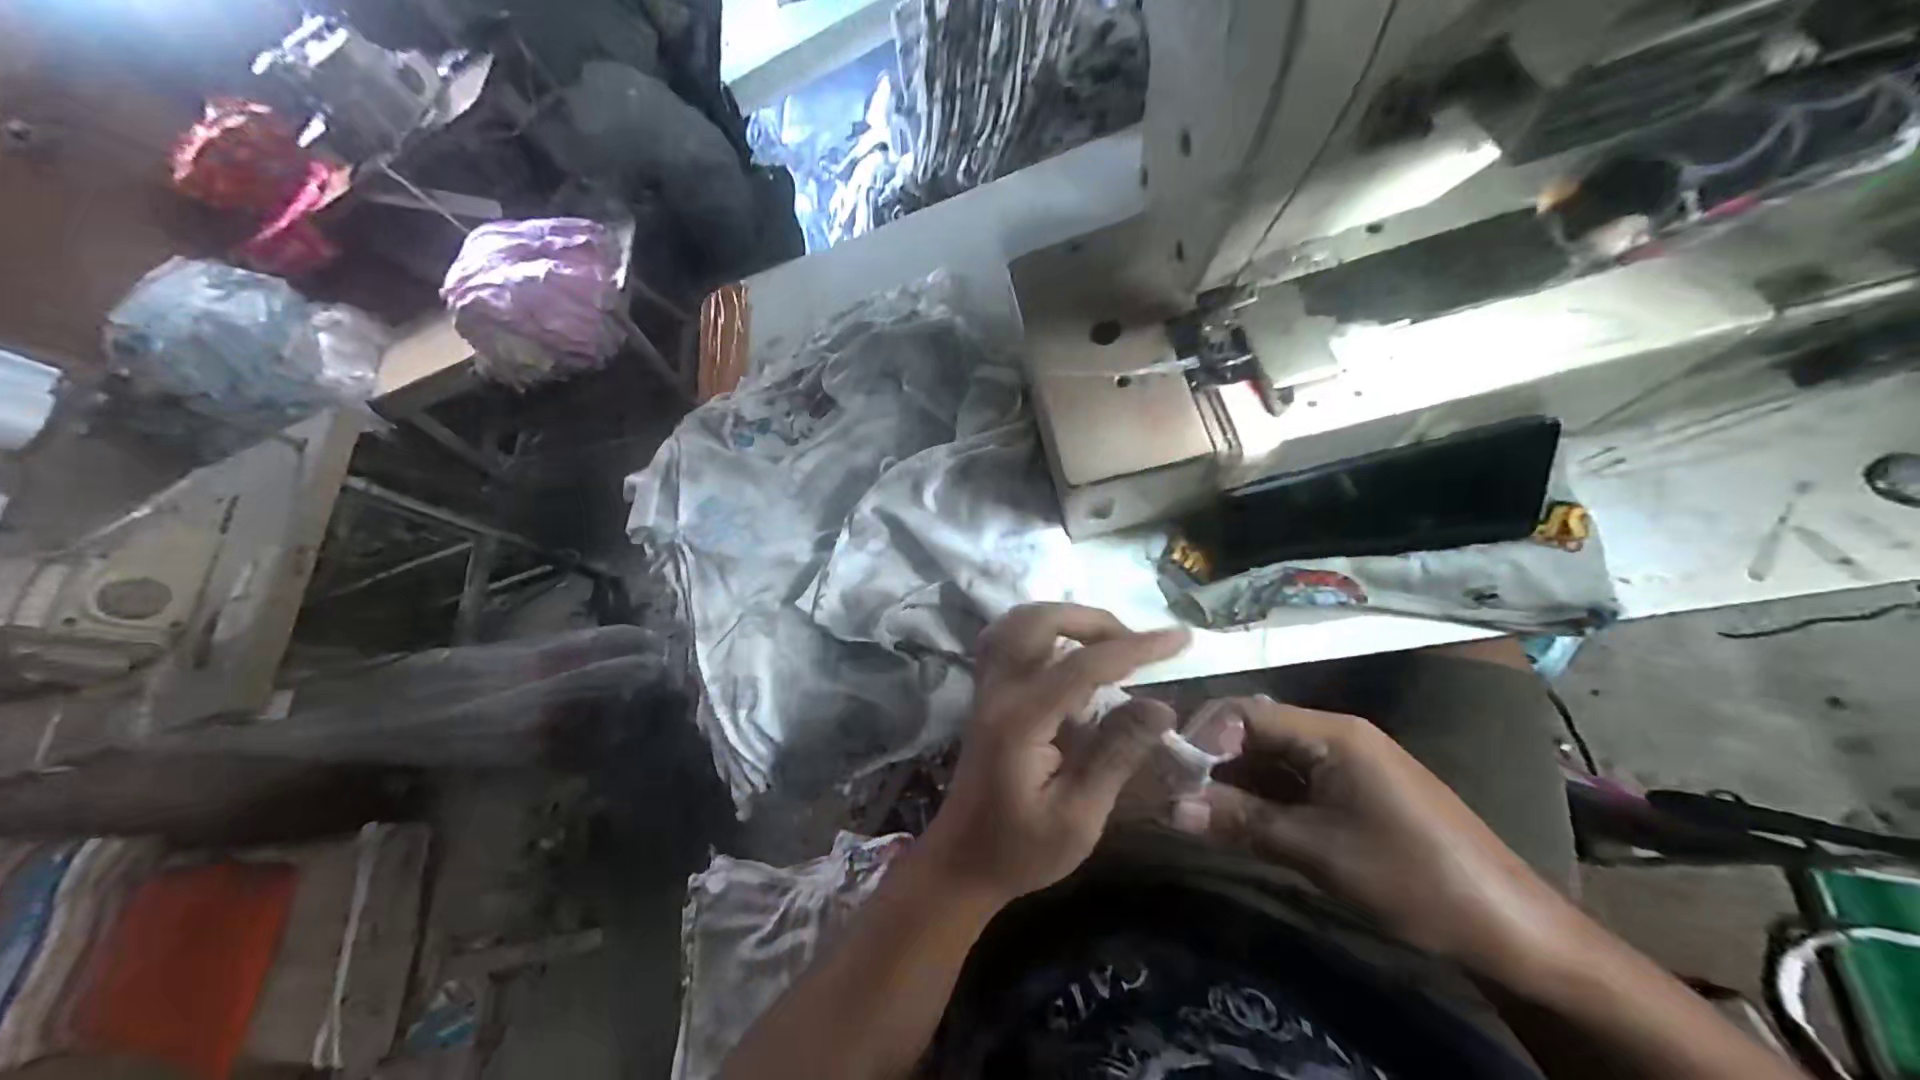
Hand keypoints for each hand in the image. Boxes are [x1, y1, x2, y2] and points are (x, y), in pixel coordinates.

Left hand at [917, 604, 1187, 905]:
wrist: (961, 861)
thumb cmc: (1020, 850)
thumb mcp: (1079, 816)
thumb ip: (1116, 755)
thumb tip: (1161, 706)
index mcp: (1021, 721)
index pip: (1081, 666)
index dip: (1135, 648)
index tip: (1181, 639)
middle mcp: (997, 692)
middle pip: (1039, 622)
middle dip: (1094, 621)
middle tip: (1138, 645)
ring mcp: (986, 688)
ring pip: (1018, 622)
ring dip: (1066, 620)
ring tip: (1109, 644)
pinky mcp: (986, 694)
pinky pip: (1008, 639)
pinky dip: (1043, 632)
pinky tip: (1069, 653)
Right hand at [1174, 697, 1579, 971]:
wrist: (1512, 930)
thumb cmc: (1412, 878)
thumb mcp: (1317, 850)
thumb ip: (1240, 821)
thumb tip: (1170, 808)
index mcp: (1332, 732)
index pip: (1245, 712)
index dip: (1202, 736)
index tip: (1170, 772)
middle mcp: (1336, 735)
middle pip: (1255, 730)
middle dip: (1212, 758)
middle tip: (1172, 790)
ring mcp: (1347, 763)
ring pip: (1271, 757)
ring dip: (1233, 780)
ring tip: (1193, 805)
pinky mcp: (1353, 791)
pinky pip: (1293, 781)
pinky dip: (1261, 797)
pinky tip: (1236, 817)